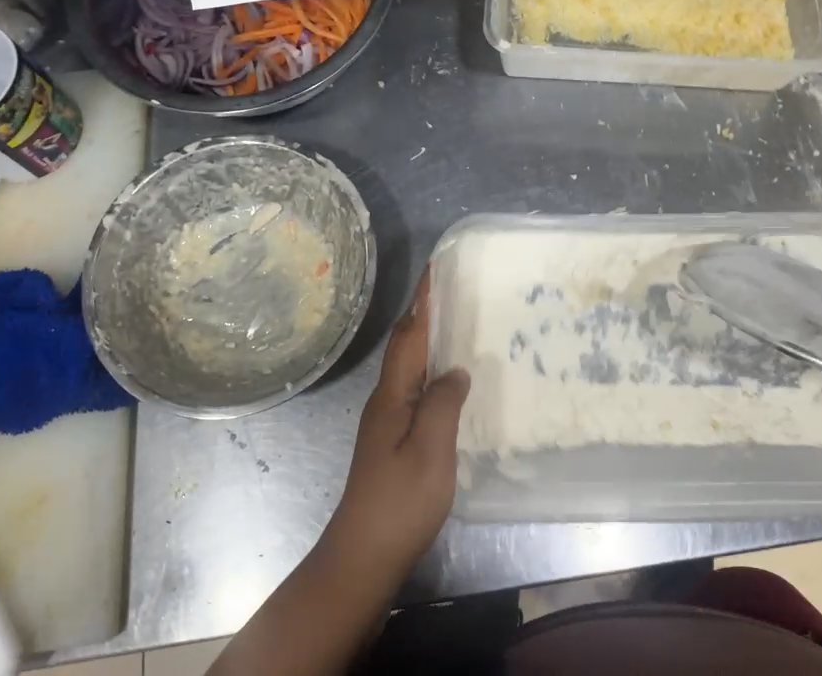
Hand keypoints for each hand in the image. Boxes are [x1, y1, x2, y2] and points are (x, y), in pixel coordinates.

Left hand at [325, 278, 470, 578]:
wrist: (364, 555)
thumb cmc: (400, 502)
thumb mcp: (430, 451)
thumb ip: (444, 404)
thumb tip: (457, 369)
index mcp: (392, 396)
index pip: (409, 335)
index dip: (423, 301)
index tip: (437, 267)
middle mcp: (386, 401)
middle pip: (405, 346)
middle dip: (425, 314)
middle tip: (453, 288)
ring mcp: (387, 423)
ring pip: (409, 369)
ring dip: (428, 341)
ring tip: (458, 324)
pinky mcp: (393, 443)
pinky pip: (415, 391)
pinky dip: (432, 373)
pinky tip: (451, 384)